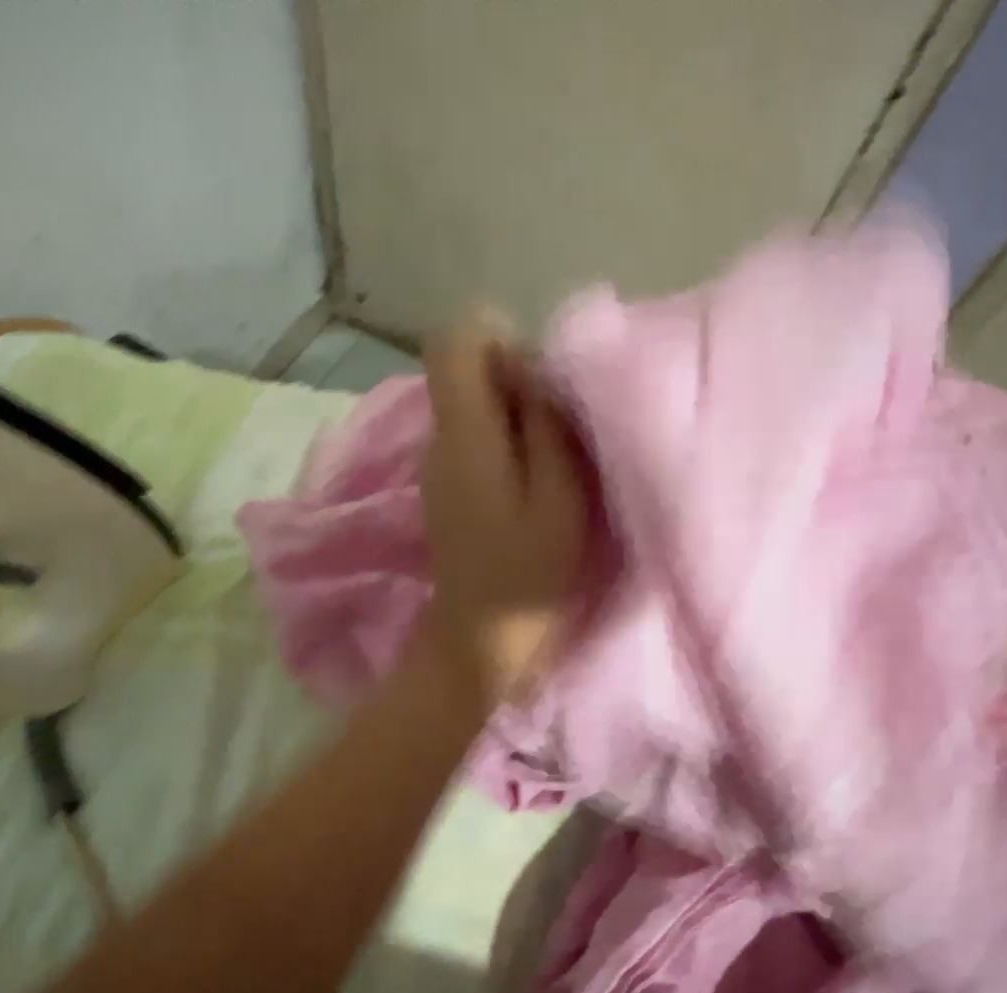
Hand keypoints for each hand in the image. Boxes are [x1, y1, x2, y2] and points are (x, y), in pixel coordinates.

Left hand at [418, 308, 588, 710]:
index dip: (499, 337)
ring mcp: (441, 463)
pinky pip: (478, 434)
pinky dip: (510, 439)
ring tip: (559, 454)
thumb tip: (534, 365)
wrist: (483, 641)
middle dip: (520, 377)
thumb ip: (546, 424)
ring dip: (520, 411)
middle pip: (468, 369)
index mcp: (464, 434)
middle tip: (565, 422)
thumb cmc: (529, 573)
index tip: (543, 375)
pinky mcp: (451, 485)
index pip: (454, 343)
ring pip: (476, 402)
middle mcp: (441, 438)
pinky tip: (538, 479)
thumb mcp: (559, 496)